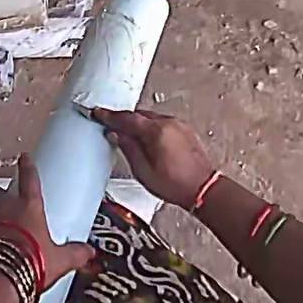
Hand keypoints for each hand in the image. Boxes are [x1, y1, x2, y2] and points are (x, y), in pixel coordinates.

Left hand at [0, 154, 93, 287]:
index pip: (29, 179)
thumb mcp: (59, 260)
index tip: (24, 158)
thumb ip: (74, 254)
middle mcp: (4, 209)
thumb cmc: (30, 263)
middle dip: (1, 198)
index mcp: (28, 207)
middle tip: (9, 209)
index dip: (27, 167)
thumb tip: (87, 252)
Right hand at [89, 107, 217, 206]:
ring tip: (127, 134)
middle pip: (138, 115)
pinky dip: (150, 127)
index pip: (126, 118)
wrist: (204, 189)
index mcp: (156, 131)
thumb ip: (128, 148)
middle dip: (123, 119)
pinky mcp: (185, 131)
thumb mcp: (143, 170)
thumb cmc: (177, 184)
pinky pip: (162, 123)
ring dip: (137, 124)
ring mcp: (178, 126)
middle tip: (108, 123)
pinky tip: (146, 138)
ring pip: (151, 118)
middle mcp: (168, 124)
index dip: (109, 116)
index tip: (98, 113)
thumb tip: (116, 134)